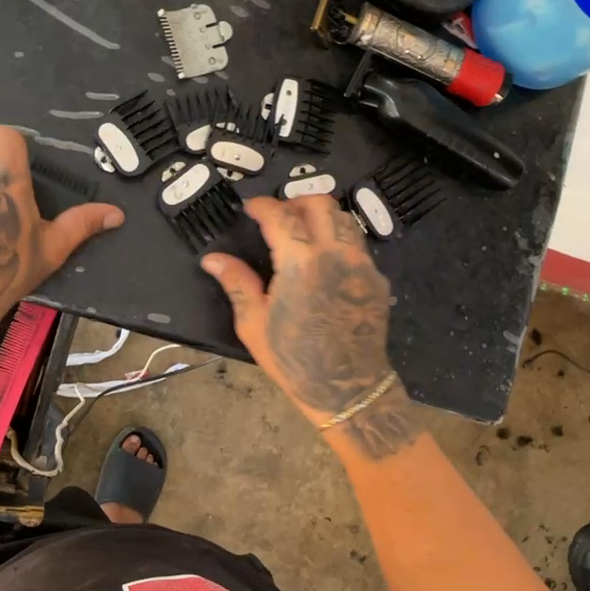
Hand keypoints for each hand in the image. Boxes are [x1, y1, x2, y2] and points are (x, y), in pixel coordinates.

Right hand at [199, 195, 418, 460]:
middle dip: (296, 202)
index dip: (263, 206)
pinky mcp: (376, 279)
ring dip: (321, 217)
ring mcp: (361, 265)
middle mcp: (335, 254)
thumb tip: (213, 259)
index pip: (281, 215)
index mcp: (301, 262)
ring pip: (345, 220)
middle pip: (320, 204)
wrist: (345, 388)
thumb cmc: (293, 359)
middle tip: (278, 216)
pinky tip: (324, 261)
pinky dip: (338, 240)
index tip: (251, 208)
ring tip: (303, 233)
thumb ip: (237, 282)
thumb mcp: (254, 324)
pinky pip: (358, 245)